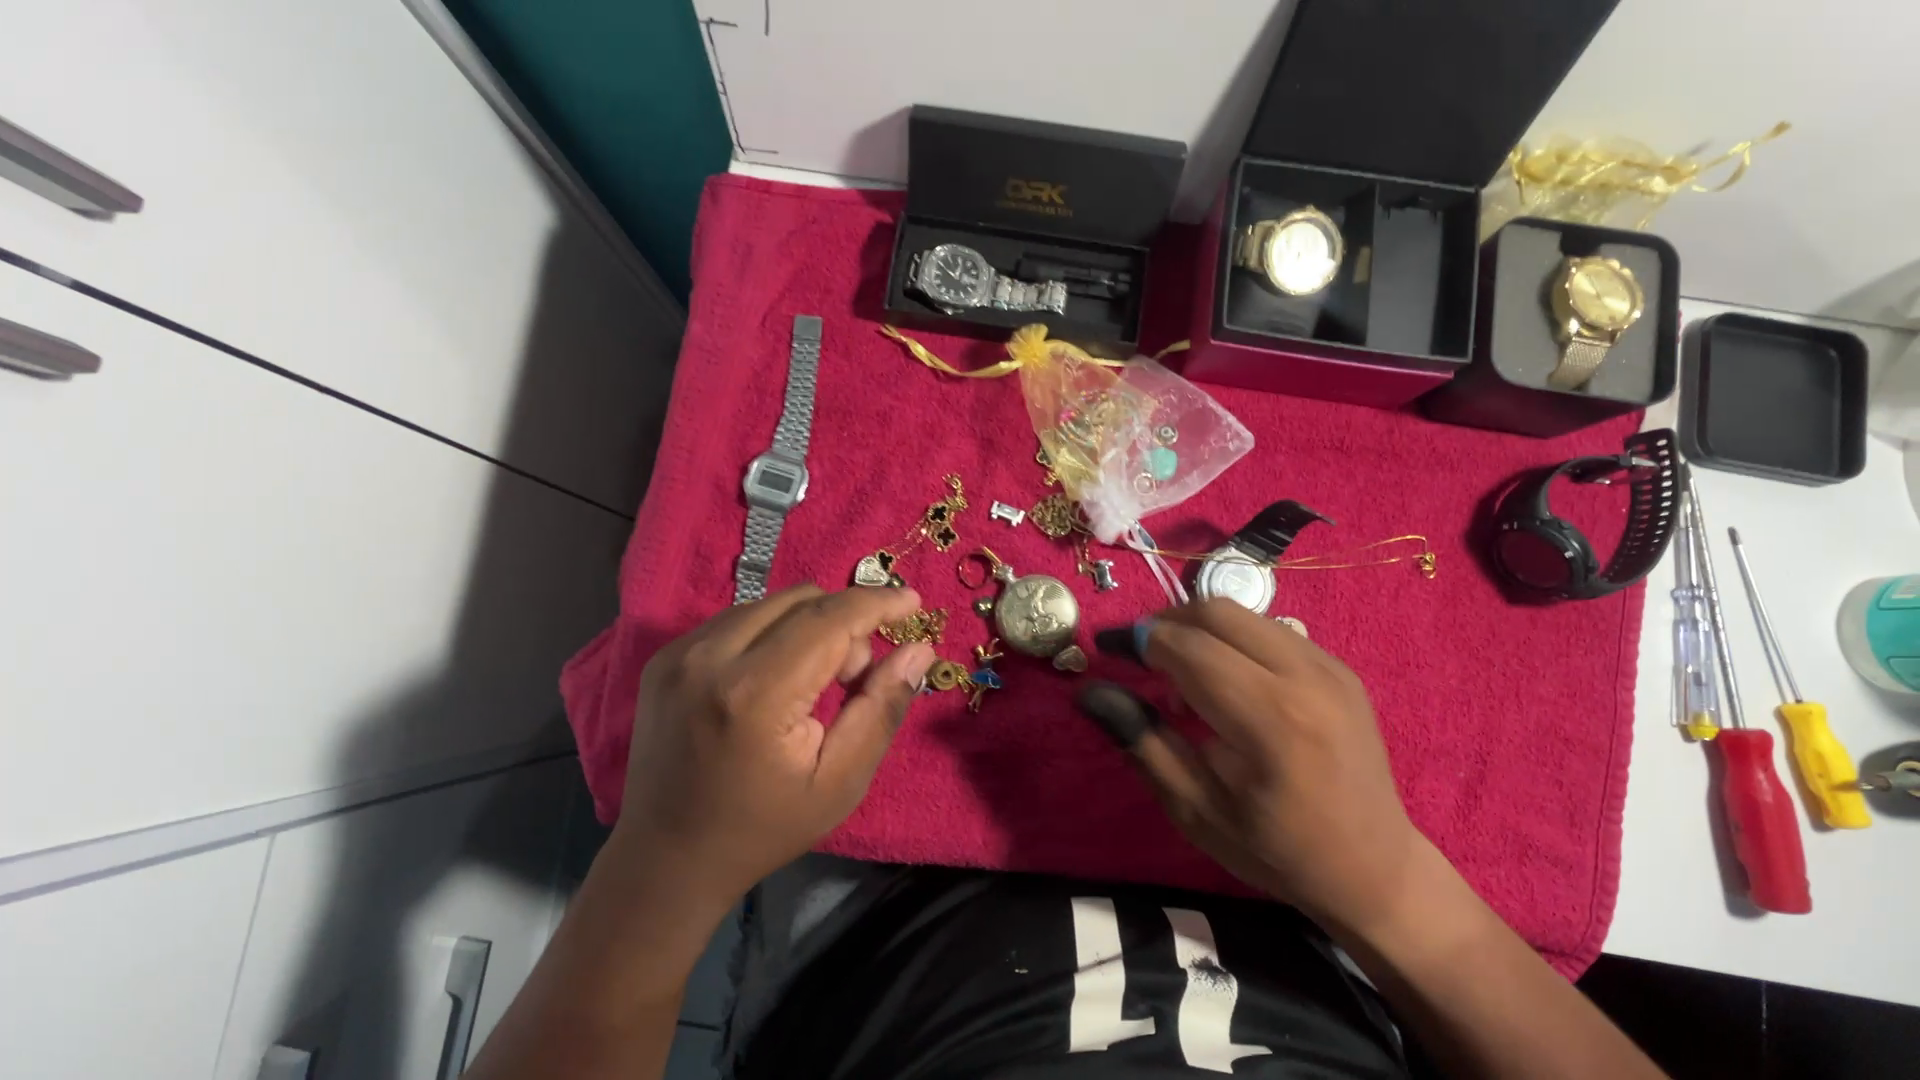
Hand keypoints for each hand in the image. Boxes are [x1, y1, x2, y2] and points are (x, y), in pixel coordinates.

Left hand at [615, 584, 935, 902]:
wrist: (667, 858)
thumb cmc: (763, 829)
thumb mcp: (840, 783)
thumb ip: (881, 709)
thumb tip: (918, 649)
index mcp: (756, 694)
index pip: (829, 619)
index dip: (877, 603)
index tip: (913, 602)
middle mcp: (711, 658)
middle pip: (801, 601)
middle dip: (845, 622)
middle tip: (856, 675)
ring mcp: (680, 653)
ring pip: (768, 603)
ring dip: (807, 625)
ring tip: (813, 681)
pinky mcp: (664, 656)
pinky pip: (736, 618)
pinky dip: (770, 632)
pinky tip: (774, 678)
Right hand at [1080, 599, 1429, 935]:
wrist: (1373, 868)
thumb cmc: (1275, 851)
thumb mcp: (1195, 809)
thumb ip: (1141, 742)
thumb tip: (1089, 691)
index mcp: (1270, 721)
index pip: (1188, 648)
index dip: (1138, 641)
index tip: (1105, 650)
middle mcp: (1305, 677)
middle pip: (1216, 612)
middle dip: (1165, 623)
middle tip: (1137, 656)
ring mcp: (1329, 667)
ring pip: (1244, 615)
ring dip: (1198, 628)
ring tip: (1177, 672)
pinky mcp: (1340, 668)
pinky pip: (1270, 630)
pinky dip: (1232, 639)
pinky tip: (1221, 680)